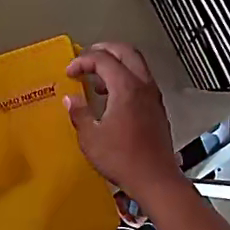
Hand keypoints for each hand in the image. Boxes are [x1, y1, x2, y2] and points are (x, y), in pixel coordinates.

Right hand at [65, 43, 182, 200]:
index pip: (103, 59)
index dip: (83, 61)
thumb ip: (79, 114)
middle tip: (87, 59)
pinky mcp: (158, 111)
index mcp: (126, 87)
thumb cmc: (123, 160)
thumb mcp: (91, 138)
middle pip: (126, 52)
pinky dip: (127, 81)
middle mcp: (144, 87)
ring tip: (98, 81)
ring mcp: (154, 98)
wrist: (155, 179)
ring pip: (137, 66)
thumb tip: (71, 100)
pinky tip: (114, 100)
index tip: (71, 71)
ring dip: (117, 65)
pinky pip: (143, 84)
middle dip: (104, 50)